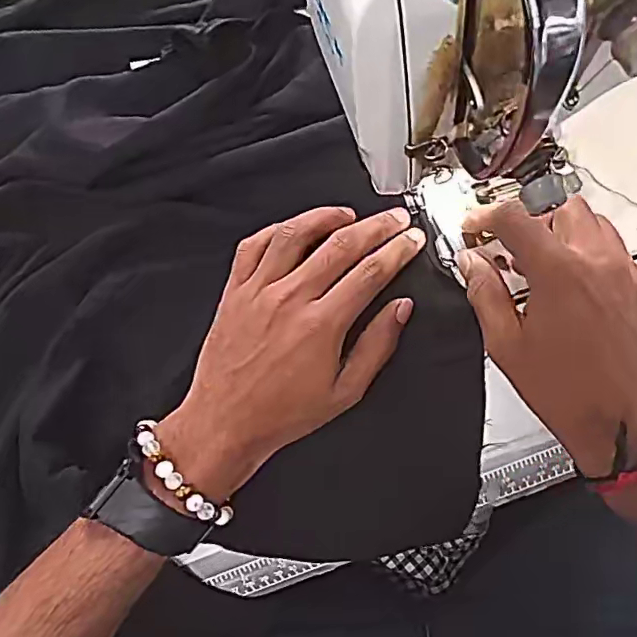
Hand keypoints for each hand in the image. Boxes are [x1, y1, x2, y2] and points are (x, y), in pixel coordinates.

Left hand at [152, 206, 425, 505]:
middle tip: (394, 219)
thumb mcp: (345, 392)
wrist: (225, 422)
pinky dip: (278, 229)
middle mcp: (289, 300)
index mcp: (321, 325)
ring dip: (326, 216)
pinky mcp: (235, 292)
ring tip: (348, 214)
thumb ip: (377, 345)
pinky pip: (254, 245)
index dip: (397, 250)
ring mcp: (258, 291)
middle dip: (376, 226)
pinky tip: (295, 228)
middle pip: (340, 244)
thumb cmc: (281, 414)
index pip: (370, 271)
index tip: (410, 240)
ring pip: (296, 234)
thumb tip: (400, 310)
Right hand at [458, 197, 636, 477]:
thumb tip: (472, 265)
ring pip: (594, 224)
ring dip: (564, 235)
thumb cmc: (570, 393)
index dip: (486, 216)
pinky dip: (589, 257)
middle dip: (532, 222)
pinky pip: (614, 253)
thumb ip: (484, 294)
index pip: (516, 218)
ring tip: (542, 267)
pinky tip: (573, 289)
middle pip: (561, 208)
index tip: (477, 226)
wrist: (621, 423)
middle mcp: (599, 264)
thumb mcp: (507, 345)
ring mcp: (626, 275)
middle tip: (512, 249)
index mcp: (559, 273)